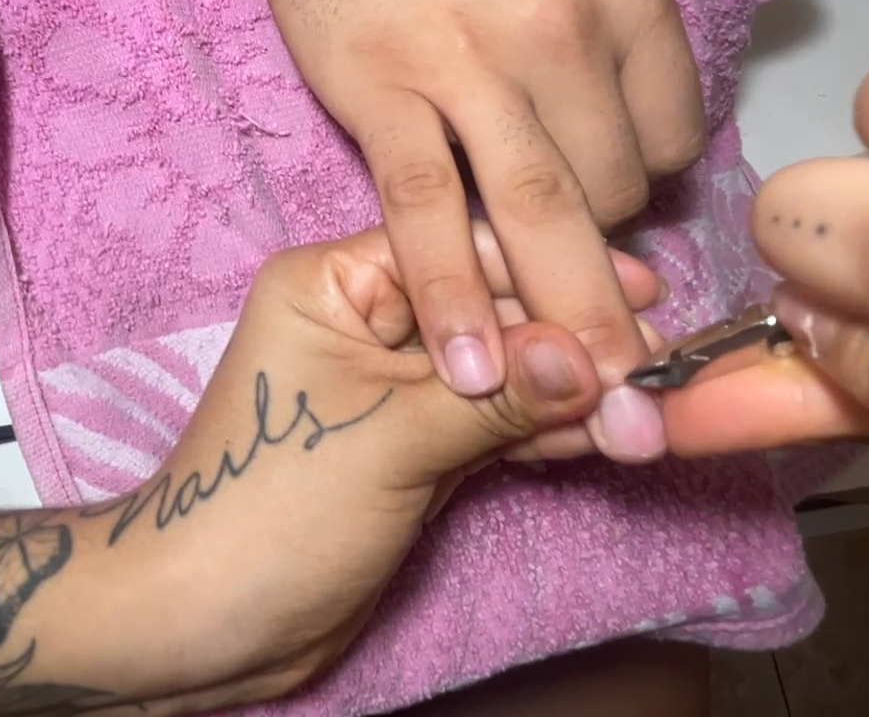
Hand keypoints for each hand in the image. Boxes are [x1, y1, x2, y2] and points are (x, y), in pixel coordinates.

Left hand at [107, 225, 666, 704]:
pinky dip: (542, 427)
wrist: (213, 617)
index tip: (641, 294)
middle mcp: (364, 315)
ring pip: (496, 367)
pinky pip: (489, 417)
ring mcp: (392, 378)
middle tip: (655, 366)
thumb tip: (596, 352)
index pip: (452, 251)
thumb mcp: (389, 439)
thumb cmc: (274, 506)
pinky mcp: (413, 435)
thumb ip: (497, 395)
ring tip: (648, 406)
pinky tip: (604, 433)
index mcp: (333, 281)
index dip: (544, 271)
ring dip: (567, 390)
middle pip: (483, 309)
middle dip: (566, 341)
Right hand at [243, 0, 700, 462]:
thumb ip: (610, 36)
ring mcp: (469, 63)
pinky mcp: (384, 93)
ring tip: (568, 402)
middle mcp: (562, 27)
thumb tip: (618, 140)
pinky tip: (465, 366)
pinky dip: (452, 294)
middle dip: (620, 299)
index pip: (668, 139)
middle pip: (611, 192)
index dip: (638, 206)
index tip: (598, 237)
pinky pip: (429, 210)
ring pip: (533, 214)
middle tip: (639, 395)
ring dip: (554, 316)